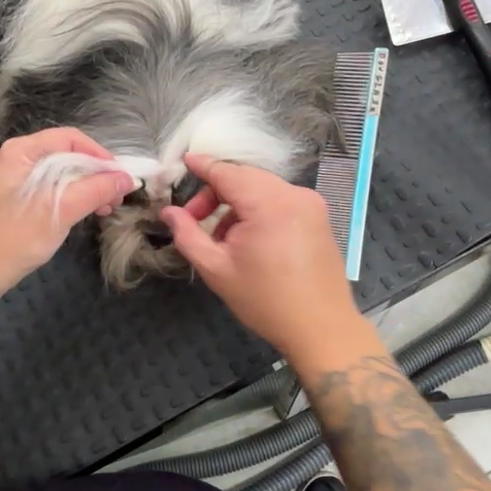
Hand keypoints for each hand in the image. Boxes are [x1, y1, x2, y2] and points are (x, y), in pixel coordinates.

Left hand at [0, 128, 137, 297]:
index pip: (70, 138)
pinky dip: (73, 195)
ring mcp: (17, 175)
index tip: (120, 176)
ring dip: (88, 186)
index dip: (100, 155)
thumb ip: (96, 190)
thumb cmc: (17, 238)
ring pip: (63, 171)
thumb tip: (128, 178)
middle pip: (68, 153)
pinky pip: (53, 185)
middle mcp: (17, 156)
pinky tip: (88, 210)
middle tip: (117, 196)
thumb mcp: (61, 211)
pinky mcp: (19, 193)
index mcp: (21, 151)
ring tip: (106, 207)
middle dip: (96, 174)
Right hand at [160, 154, 372, 359]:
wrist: (321, 328)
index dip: (203, 166)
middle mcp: (294, 194)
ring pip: (263, 189)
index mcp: (269, 203)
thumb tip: (169, 212)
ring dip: (237, 204)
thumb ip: (188, 235)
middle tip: (194, 219)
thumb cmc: (265, 300)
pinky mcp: (319, 217)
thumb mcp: (216, 269)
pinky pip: (280, 201)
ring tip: (222, 239)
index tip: (183, 162)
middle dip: (217, 193)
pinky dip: (259, 210)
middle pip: (246, 178)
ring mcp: (311, 204)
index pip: (228, 172)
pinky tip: (248, 241)